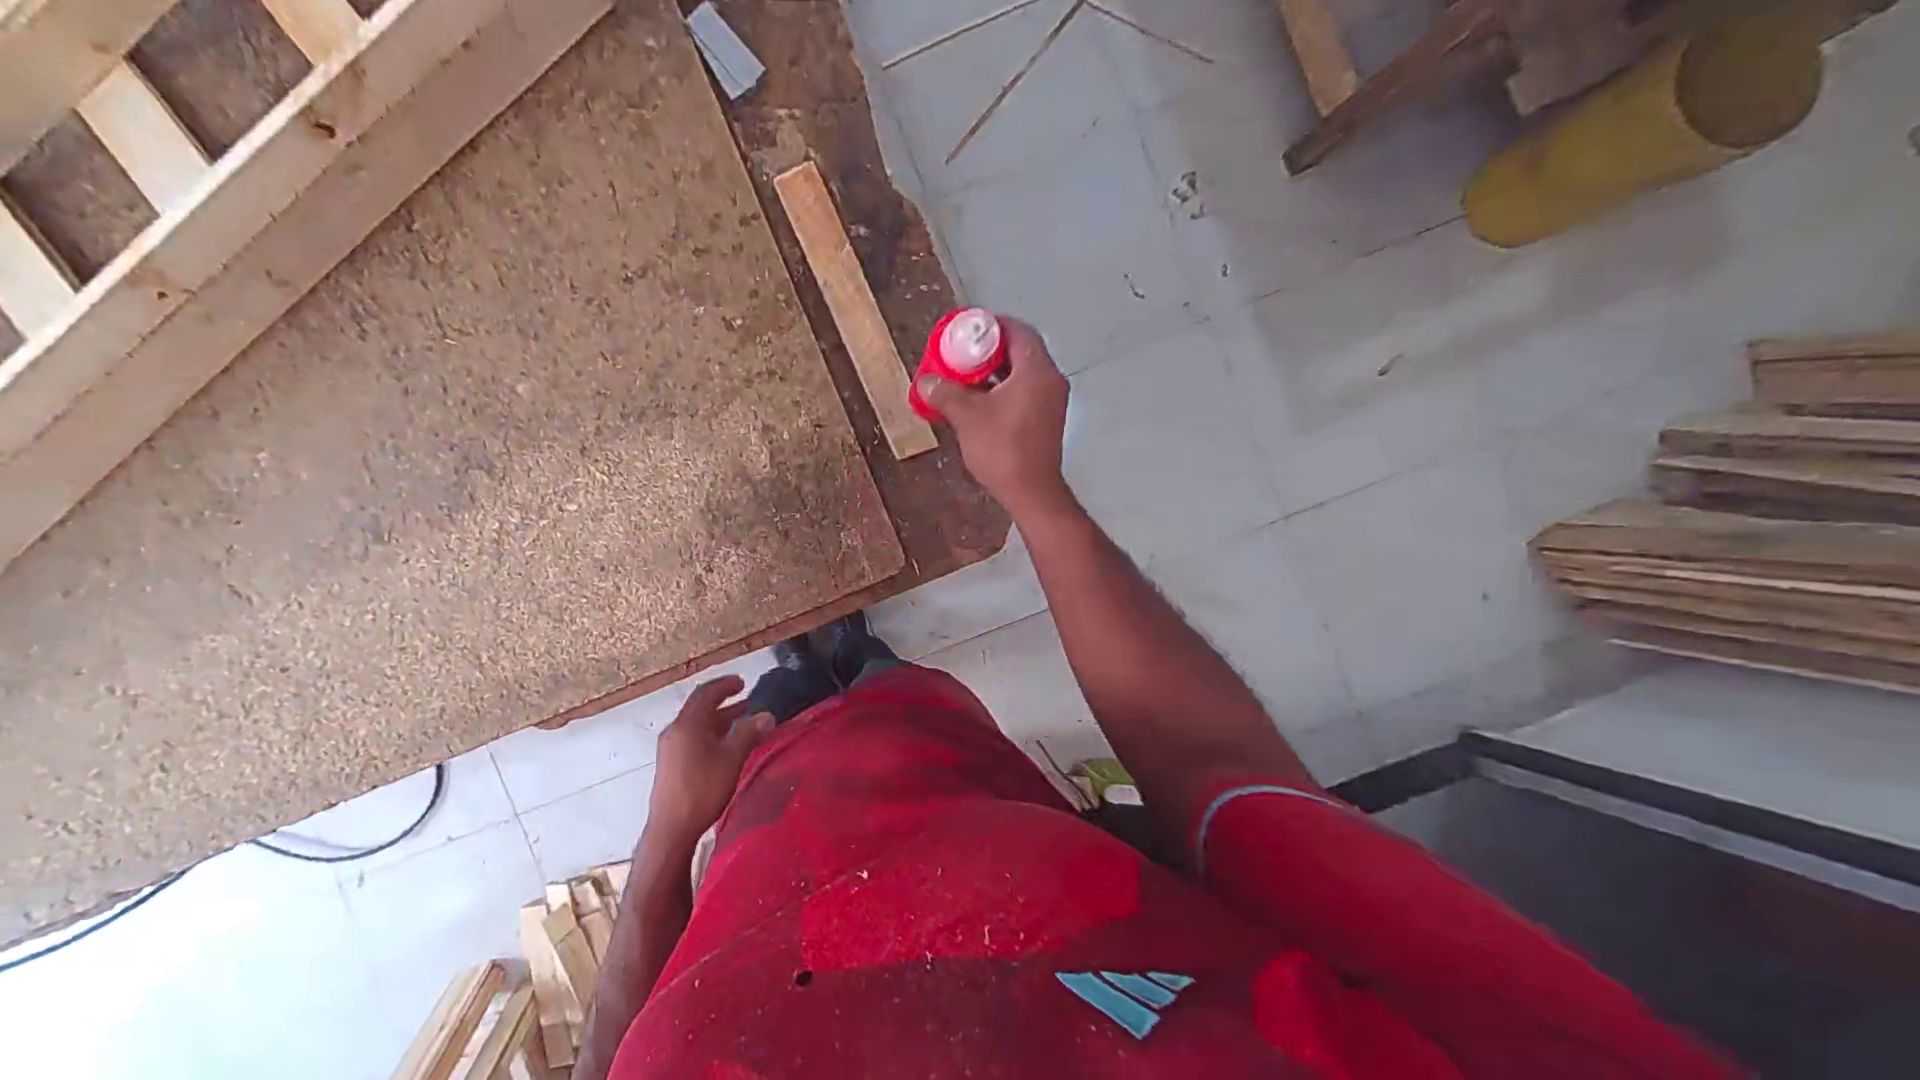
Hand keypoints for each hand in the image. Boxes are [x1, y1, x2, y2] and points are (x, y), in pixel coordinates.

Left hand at [647, 676, 773, 838]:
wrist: (672, 828)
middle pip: (700, 709)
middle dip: (725, 703)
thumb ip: (749, 733)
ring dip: (720, 720)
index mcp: (688, 724)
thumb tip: (767, 715)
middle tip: (747, 700)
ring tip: (743, 721)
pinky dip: (713, 734)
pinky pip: (694, 739)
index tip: (742, 682)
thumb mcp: (732, 758)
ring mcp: (671, 749)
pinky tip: (728, 746)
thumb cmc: (702, 789)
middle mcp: (676, 732)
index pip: (705, 694)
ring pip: (698, 725)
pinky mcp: (671, 765)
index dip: (724, 685)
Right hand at [916, 316, 1071, 518]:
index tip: (967, 330)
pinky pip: (1025, 392)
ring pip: (1022, 373)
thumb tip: (926, 381)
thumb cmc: (1002, 449)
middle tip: (962, 354)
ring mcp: (1052, 401)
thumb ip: (944, 392)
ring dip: (995, 372)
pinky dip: (1003, 389)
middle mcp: (1050, 380)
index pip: (1017, 330)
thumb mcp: (966, 416)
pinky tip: (979, 401)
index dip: (991, 325)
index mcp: (1036, 370)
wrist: (1031, 492)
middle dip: (989, 349)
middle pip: (1021, 350)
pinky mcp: (1048, 420)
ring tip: (965, 377)